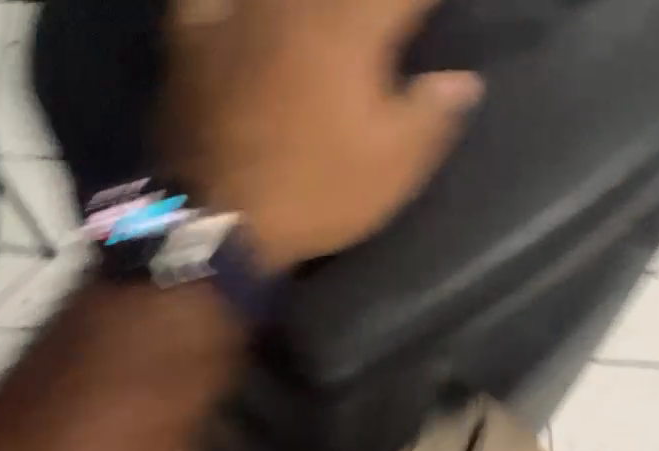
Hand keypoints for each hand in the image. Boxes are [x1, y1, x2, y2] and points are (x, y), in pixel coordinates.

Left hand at [163, 0, 483, 271]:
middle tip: (380, 24)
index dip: (422, 6)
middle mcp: (296, 3)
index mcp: (352, 27)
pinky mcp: (193, 34)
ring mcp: (240, 12)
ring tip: (323, 21)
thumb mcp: (392, 167)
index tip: (432, 18)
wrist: (219, 220)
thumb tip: (464, 80)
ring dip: (312, 8)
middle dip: (369, 7)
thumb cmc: (316, 192)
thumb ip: (432, 115)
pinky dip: (229, 3)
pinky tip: (241, 11)